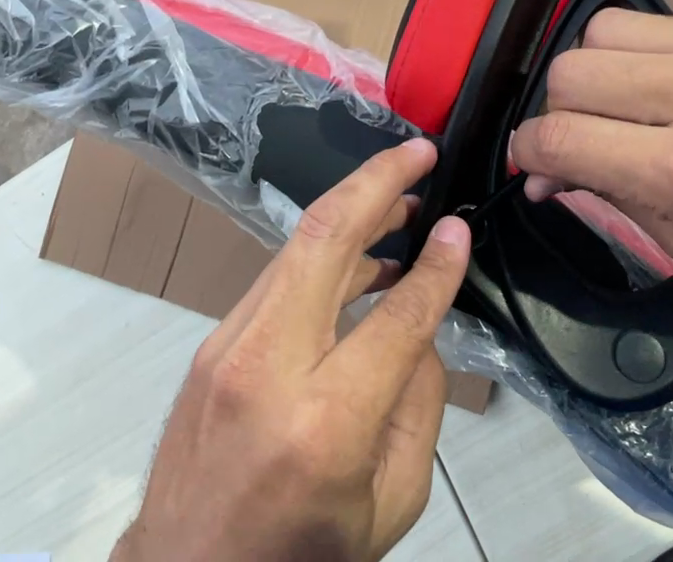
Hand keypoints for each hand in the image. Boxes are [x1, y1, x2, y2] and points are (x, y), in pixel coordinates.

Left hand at [113, 138, 471, 561]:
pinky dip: (325, 253)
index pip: (397, 316)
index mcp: (326, 422)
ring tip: (400, 201)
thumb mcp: (391, 501)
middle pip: (326, 238)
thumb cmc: (301, 555)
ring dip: (352, 210)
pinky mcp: (213, 343)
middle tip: (420, 151)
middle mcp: (270, 366)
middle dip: (378, 180)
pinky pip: (280, 278)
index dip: (437, 266)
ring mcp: (229, 346)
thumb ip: (418, 403)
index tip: (459, 229)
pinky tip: (360, 258)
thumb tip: (419, 323)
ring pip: (297, 245)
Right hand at [509, 10, 672, 325]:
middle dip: (558, 113)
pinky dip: (634, 54)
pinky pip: (651, 22)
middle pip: (569, 72)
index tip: (532, 163)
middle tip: (582, 142)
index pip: (558, 137)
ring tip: (619, 107)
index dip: (528, 153)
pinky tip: (658, 85)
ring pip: (599, 32)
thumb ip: (606, 194)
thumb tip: (543, 172)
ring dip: (593, 73)